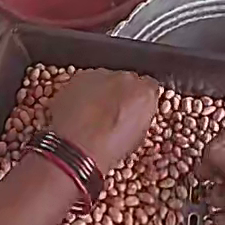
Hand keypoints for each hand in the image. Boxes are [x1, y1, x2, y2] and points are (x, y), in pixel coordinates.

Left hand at [46, 69, 161, 171]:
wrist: (75, 147)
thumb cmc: (108, 149)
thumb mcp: (136, 139)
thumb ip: (139, 117)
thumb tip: (133, 115)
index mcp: (145, 93)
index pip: (149, 87)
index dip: (140, 99)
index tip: (134, 109)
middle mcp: (124, 78)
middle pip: (125, 81)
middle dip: (120, 93)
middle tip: (111, 112)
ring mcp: (99, 75)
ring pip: (103, 80)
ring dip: (100, 92)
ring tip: (91, 114)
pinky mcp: (77, 78)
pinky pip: (84, 83)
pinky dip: (82, 93)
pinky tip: (77, 110)